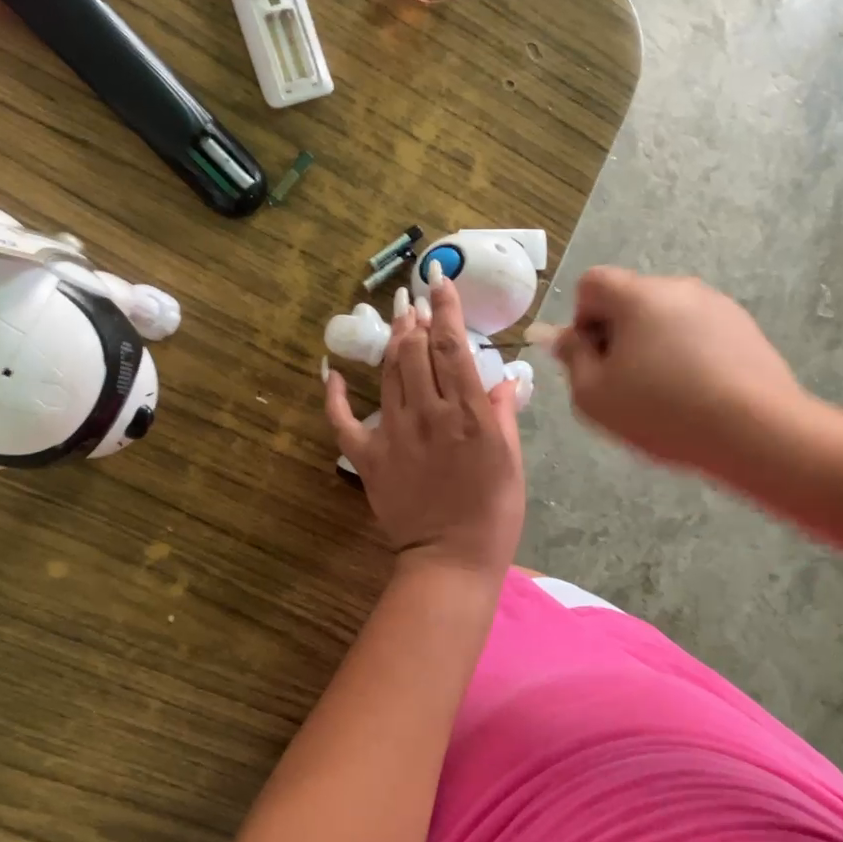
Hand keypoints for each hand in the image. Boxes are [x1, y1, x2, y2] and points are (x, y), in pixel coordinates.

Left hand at [325, 274, 524, 575]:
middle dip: (416, 318)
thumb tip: (504, 377)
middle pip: (416, 351)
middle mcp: (428, 413)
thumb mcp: (511, 461)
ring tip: (397, 319)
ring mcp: (393, 433)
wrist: (451, 559)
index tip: (440, 282)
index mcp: (467, 414)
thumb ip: (503, 414)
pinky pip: (343, 420)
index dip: (445, 309)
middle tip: (416, 299)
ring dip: (392, 341)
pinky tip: (330, 372)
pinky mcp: (368, 456)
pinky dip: (334, 394)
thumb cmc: (493, 513)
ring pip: (388, 373)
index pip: (453, 346)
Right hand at [553, 268, 806, 474]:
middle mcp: (678, 288)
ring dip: (654, 346)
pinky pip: (699, 334)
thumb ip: (572, 359)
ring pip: (666, 318)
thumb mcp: (594, 395)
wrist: (757, 431)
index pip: (591, 283)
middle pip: (631, 301)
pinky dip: (688, 356)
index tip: (594, 359)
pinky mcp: (746, 329)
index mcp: (637, 295)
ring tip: (665, 395)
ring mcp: (718, 305)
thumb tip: (565, 338)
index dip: (581, 319)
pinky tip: (697, 395)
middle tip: (624, 384)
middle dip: (619, 335)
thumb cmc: (662, 411)